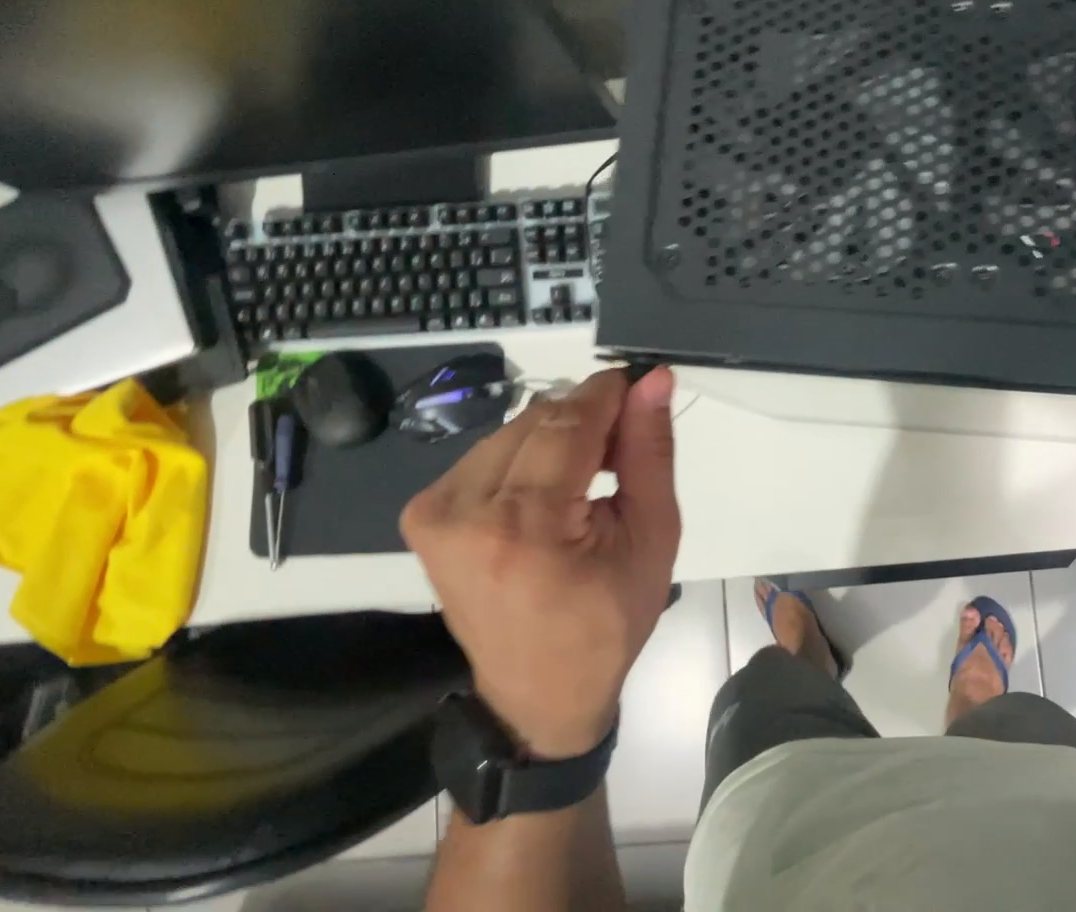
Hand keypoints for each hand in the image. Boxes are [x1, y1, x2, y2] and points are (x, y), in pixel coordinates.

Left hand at [401, 367, 679, 757]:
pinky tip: (552, 488)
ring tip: (591, 473)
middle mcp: (462, 509)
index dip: (609, 394)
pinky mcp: (422, 514)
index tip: (642, 381)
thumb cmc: (608, 623)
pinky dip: (527, 457)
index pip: (568, 423)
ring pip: (510, 431)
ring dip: (557, 436)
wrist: (539, 694)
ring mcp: (432, 511)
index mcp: (523, 526)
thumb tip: (653, 381)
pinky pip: (487, 454)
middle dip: (588, 418)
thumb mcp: (651, 538)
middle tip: (626, 442)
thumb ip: (649, 453)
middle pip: (537, 420)